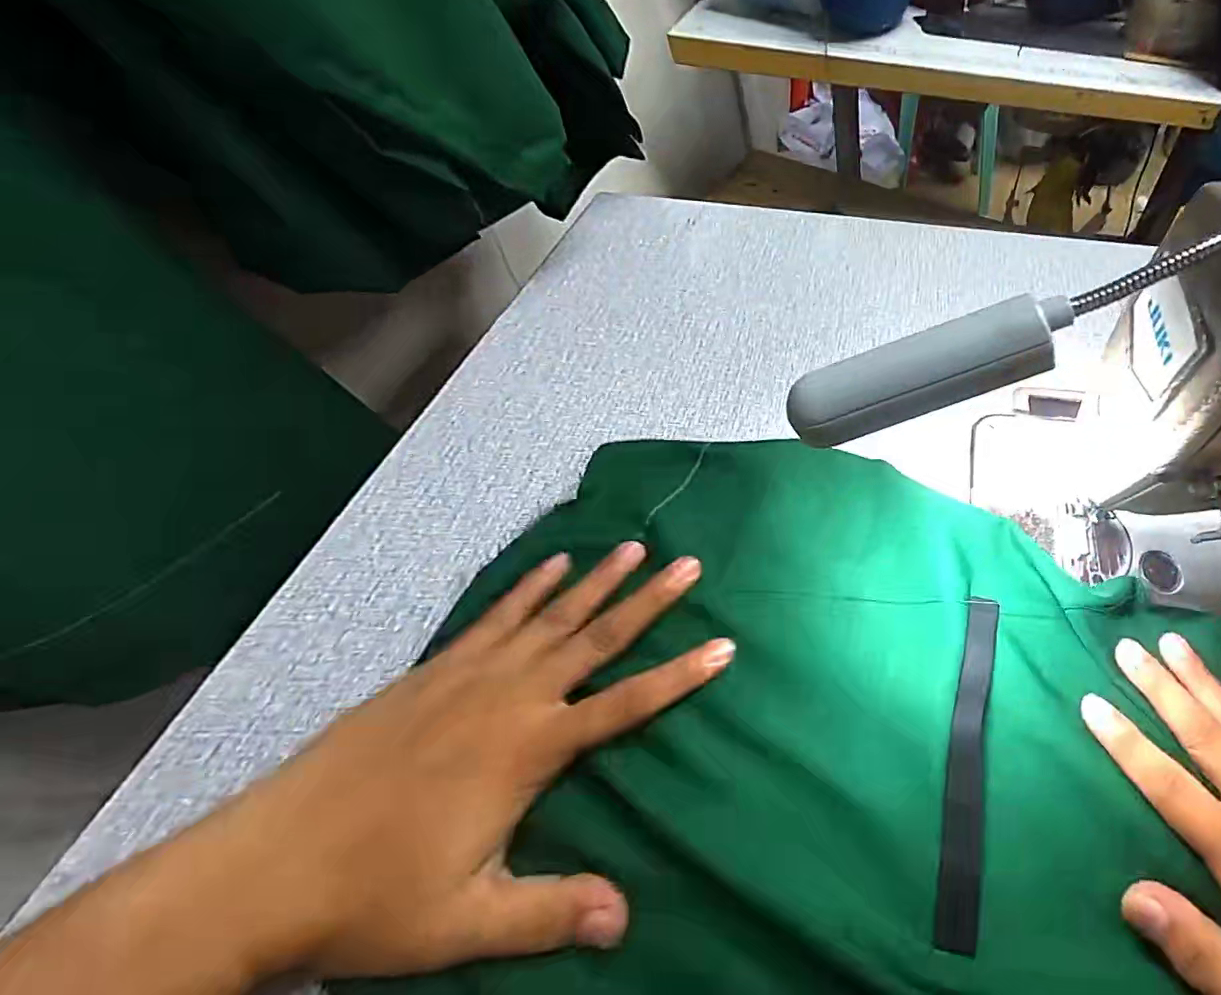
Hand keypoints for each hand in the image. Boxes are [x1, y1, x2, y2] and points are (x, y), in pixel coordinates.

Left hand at [0, 543, 729, 994]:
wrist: (248, 875)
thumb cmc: (368, 899)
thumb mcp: (464, 922)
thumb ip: (550, 914)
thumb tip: (626, 919)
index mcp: (530, 748)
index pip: (627, 703)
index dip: (681, 675)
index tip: (725, 646)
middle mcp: (511, 697)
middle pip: (597, 638)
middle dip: (649, 600)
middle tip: (689, 564)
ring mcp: (469, 677)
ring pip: (552, 616)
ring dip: (598, 580)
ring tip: (635, 547)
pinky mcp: (433, 672)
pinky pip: (495, 618)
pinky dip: (529, 588)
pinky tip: (553, 564)